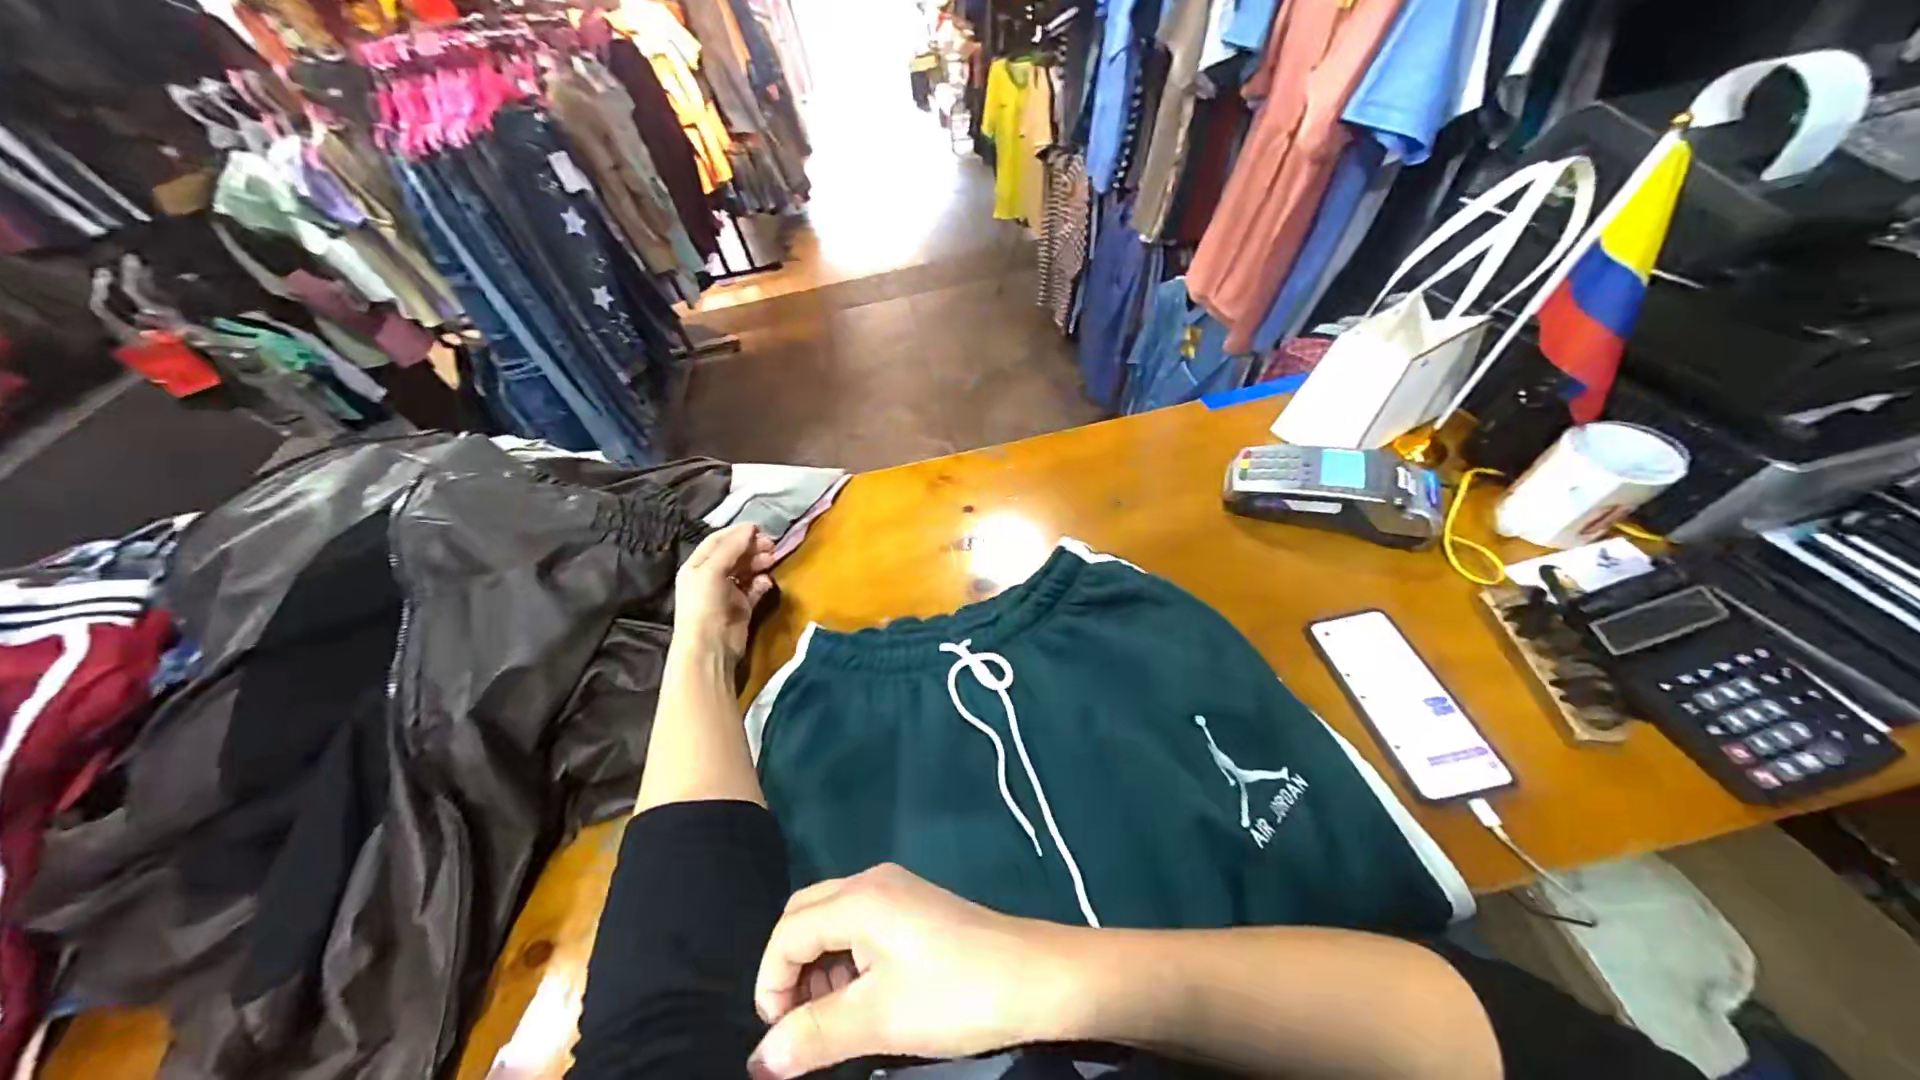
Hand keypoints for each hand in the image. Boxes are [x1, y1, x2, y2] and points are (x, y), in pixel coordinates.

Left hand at [673, 523, 774, 661]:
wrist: (710, 646)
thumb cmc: (704, 604)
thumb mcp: (712, 570)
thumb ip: (731, 547)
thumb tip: (751, 527)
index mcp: (697, 566)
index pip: (718, 541)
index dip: (737, 533)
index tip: (759, 529)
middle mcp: (711, 576)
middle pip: (735, 554)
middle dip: (752, 547)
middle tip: (771, 545)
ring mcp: (727, 592)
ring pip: (747, 570)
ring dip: (759, 562)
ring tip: (772, 559)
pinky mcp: (742, 606)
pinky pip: (755, 589)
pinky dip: (762, 583)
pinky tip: (767, 582)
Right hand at [749, 865, 1079, 1078]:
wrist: (1036, 977)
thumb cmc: (955, 994)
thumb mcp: (879, 1020)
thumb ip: (814, 1036)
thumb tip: (759, 1061)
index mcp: (859, 898)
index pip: (788, 932)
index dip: (771, 984)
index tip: (779, 1039)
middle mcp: (874, 881)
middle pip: (806, 916)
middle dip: (791, 969)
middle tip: (799, 1026)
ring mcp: (898, 890)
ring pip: (834, 920)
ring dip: (819, 966)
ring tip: (833, 1020)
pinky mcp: (916, 906)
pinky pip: (862, 924)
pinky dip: (847, 959)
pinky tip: (864, 997)